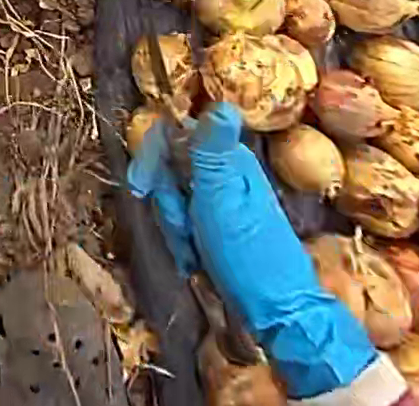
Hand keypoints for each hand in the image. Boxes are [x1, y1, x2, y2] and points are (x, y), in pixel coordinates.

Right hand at [127, 103, 378, 398]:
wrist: (280, 315)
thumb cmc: (247, 254)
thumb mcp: (221, 197)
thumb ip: (213, 148)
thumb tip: (221, 102)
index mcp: (227, 155)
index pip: (171, 133)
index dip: (149, 156)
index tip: (138, 187)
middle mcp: (224, 168)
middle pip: (169, 164)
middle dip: (166, 199)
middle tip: (181, 229)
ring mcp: (221, 195)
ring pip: (173, 193)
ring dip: (173, 223)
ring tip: (190, 251)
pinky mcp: (218, 220)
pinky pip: (184, 216)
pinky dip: (182, 238)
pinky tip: (193, 258)